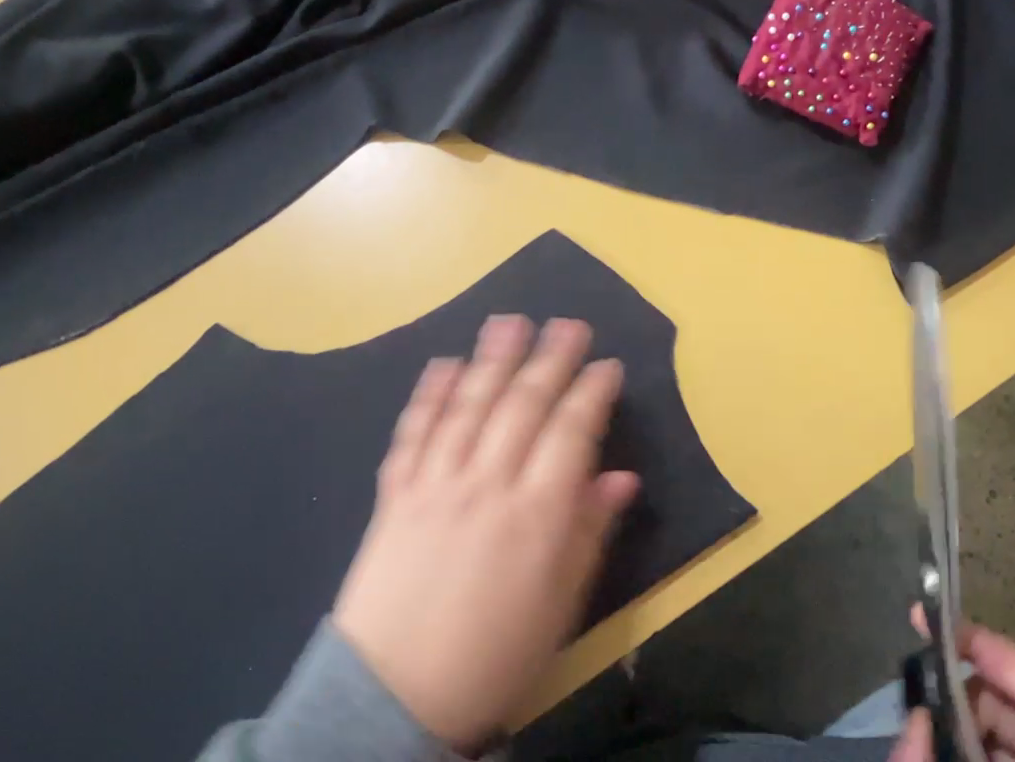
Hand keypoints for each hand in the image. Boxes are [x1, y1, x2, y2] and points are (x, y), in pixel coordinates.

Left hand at [331, 315, 639, 753]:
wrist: (394, 693)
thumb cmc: (495, 654)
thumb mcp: (560, 604)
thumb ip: (588, 532)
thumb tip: (620, 477)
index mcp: (537, 514)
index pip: (571, 433)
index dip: (591, 393)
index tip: (607, 364)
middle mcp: (487, 484)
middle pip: (522, 406)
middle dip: (549, 360)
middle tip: (568, 323)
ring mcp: (436, 483)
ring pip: (469, 406)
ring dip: (491, 359)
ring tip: (509, 322)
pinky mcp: (395, 493)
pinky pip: (415, 432)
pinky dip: (431, 394)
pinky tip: (445, 365)